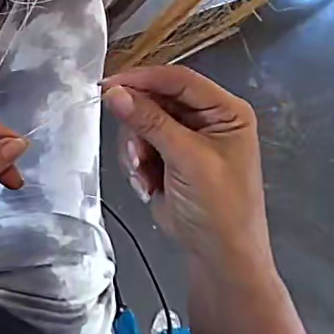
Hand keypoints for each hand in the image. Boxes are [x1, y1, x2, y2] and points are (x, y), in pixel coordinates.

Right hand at [104, 66, 270, 275]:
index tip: (108, 87)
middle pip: (154, 98)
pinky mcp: (166, 152)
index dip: (143, 79)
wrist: (218, 255)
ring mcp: (184, 135)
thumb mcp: (186, 159)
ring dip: (135, 147)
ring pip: (139, 119)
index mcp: (225, 111)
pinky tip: (147, 181)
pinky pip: (136, 139)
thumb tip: (113, 92)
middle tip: (136, 151)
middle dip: (138, 125)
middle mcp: (206, 117)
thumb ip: (149, 121)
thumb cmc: (218, 206)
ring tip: (145, 173)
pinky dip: (135, 159)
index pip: (178, 79)